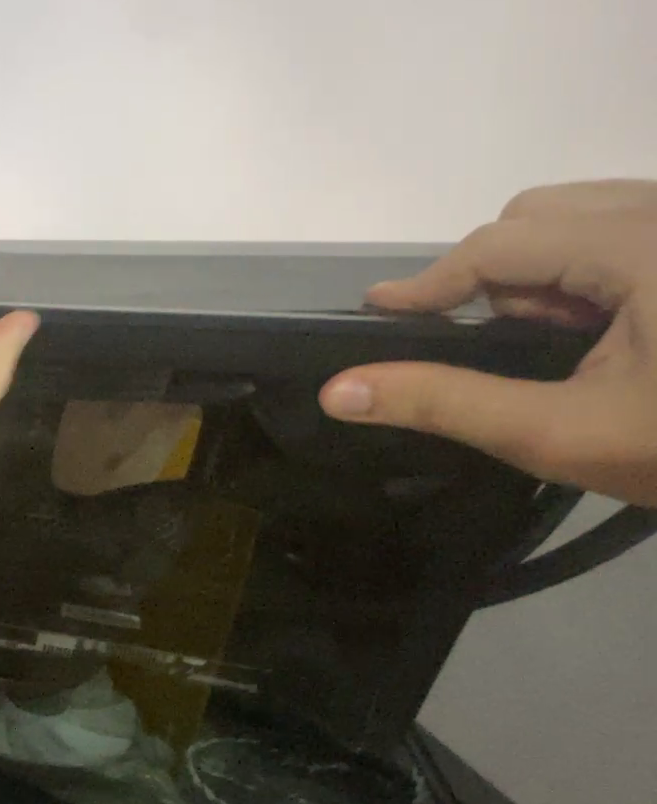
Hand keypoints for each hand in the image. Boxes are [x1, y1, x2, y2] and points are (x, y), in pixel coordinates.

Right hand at [319, 179, 656, 505]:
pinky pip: (633, 231)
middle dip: (494, 274)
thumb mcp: (561, 433)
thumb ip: (444, 403)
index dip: (426, 283)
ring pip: (587, 215)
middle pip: (540, 212)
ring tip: (558, 336)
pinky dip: (591, 271)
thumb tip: (337, 392)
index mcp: (648, 249)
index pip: (497, 243)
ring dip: (541, 272)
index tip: (378, 314)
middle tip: (499, 340)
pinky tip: (609, 326)